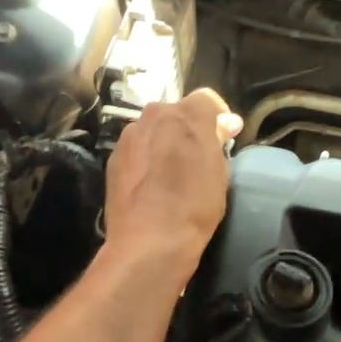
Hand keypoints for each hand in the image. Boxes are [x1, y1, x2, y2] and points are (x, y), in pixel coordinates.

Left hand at [102, 89, 242, 273]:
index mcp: (186, 114)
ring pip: (154, 130)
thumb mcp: (219, 171)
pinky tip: (152, 183)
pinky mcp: (114, 157)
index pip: (208, 100)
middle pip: (177, 113)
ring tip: (172, 173)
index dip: (218, 117)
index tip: (223, 139)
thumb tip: (226, 122)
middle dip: (188, 129)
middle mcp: (154, 115)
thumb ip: (218, 138)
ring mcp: (130, 135)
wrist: (148, 241)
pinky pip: (138, 148)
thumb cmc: (194, 205)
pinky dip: (147, 158)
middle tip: (198, 157)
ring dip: (165, 142)